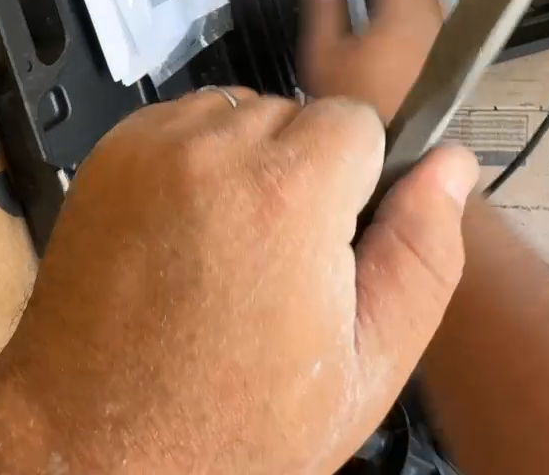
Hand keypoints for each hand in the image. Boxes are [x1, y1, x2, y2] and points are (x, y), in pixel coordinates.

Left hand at [0, 88, 479, 473]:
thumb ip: (424, 252)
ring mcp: (155, 144)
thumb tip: (451, 167)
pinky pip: (183, 122)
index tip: (337, 225)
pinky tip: (187, 227)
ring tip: (229, 241)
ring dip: (247, 158)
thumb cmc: (227, 420)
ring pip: (240, 111)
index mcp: (288, 192)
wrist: (97, 437)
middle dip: (303, 167)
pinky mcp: (114, 149)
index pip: (355, 117)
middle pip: (296, 112)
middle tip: (280, 250)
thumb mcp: (363, 363)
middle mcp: (214, 149)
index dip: (358, 175)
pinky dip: (195, 158)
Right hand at [300, 0, 443, 119]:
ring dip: (413, 4)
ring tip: (385, 14)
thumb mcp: (321, 55)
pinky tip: (399, 44)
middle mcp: (430, 27)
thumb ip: (321, 14)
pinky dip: (421, 28)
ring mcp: (442, 50)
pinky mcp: (446, 71)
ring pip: (435, 10)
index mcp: (401, 16)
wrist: (390, 149)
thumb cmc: (353, 99)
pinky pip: (437, 34)